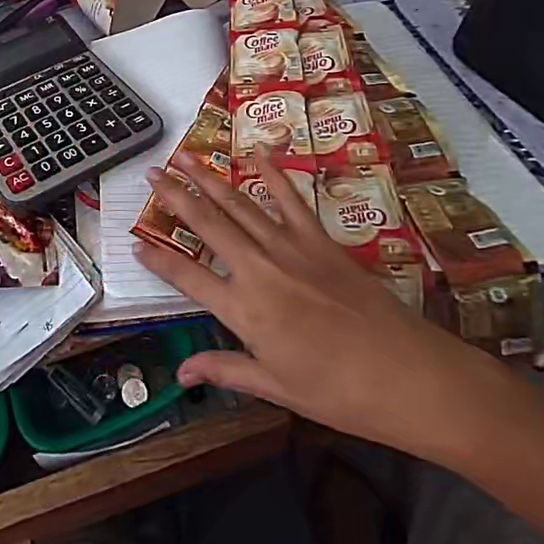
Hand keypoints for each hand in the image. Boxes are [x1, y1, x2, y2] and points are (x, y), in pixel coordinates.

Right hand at [135, 157, 525, 465]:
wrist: (408, 375)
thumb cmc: (337, 391)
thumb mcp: (274, 386)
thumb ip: (224, 370)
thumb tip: (181, 373)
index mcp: (243, 310)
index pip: (186, 275)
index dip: (157, 258)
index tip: (134, 241)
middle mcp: (259, 269)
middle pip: (207, 224)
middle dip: (175, 195)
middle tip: (152, 171)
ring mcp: (291, 249)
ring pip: (240, 204)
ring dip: (209, 178)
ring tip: (185, 155)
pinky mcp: (320, 241)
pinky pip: (290, 200)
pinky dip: (273, 174)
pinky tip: (257, 152)